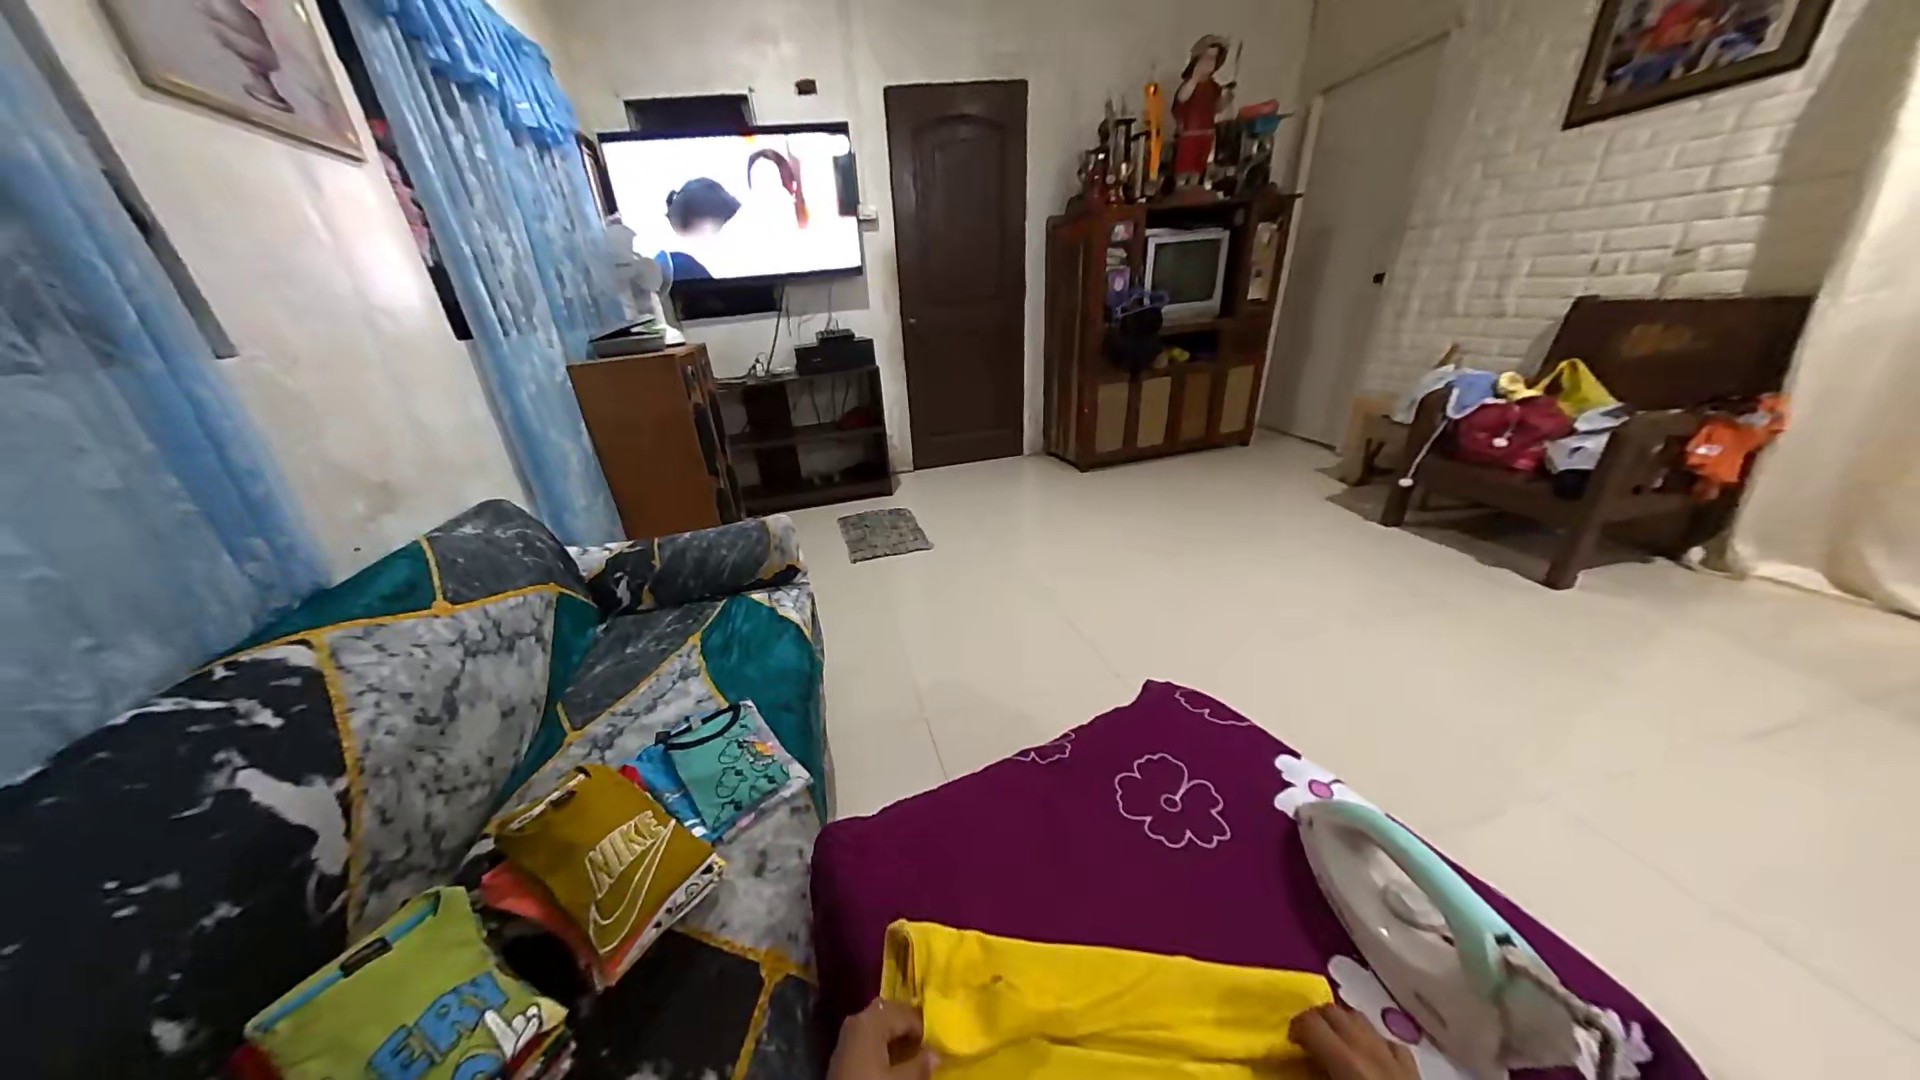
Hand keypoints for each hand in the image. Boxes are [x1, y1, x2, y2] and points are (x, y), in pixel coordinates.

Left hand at [829, 999, 935, 1079]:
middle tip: (923, 1047)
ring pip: (878, 1024)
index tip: (934, 1046)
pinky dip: (882, 1044)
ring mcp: (848, 1035)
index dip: (923, 1029)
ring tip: (910, 1055)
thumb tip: (935, 1054)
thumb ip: (919, 1065)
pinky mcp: (843, 1052)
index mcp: (872, 1020)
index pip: (905, 1013)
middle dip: (908, 1028)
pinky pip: (868, 1037)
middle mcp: (859, 1018)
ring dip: (895, 1036)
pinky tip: (890, 1062)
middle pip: (890, 1013)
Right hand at [1290, 1005, 1418, 1079]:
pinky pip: (1390, 1042)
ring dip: (1343, 1023)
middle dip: (1317, 1019)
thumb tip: (1299, 1060)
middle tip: (1309, 1039)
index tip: (1292, 1042)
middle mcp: (1368, 1049)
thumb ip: (1313, 1073)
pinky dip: (1375, 1042)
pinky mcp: (1415, 1069)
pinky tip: (1371, 1055)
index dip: (1296, 1026)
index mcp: (1346, 1059)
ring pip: (1360, 1018)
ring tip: (1336, 1041)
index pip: (1310, 1022)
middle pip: (1333, 1011)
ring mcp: (1394, 1056)